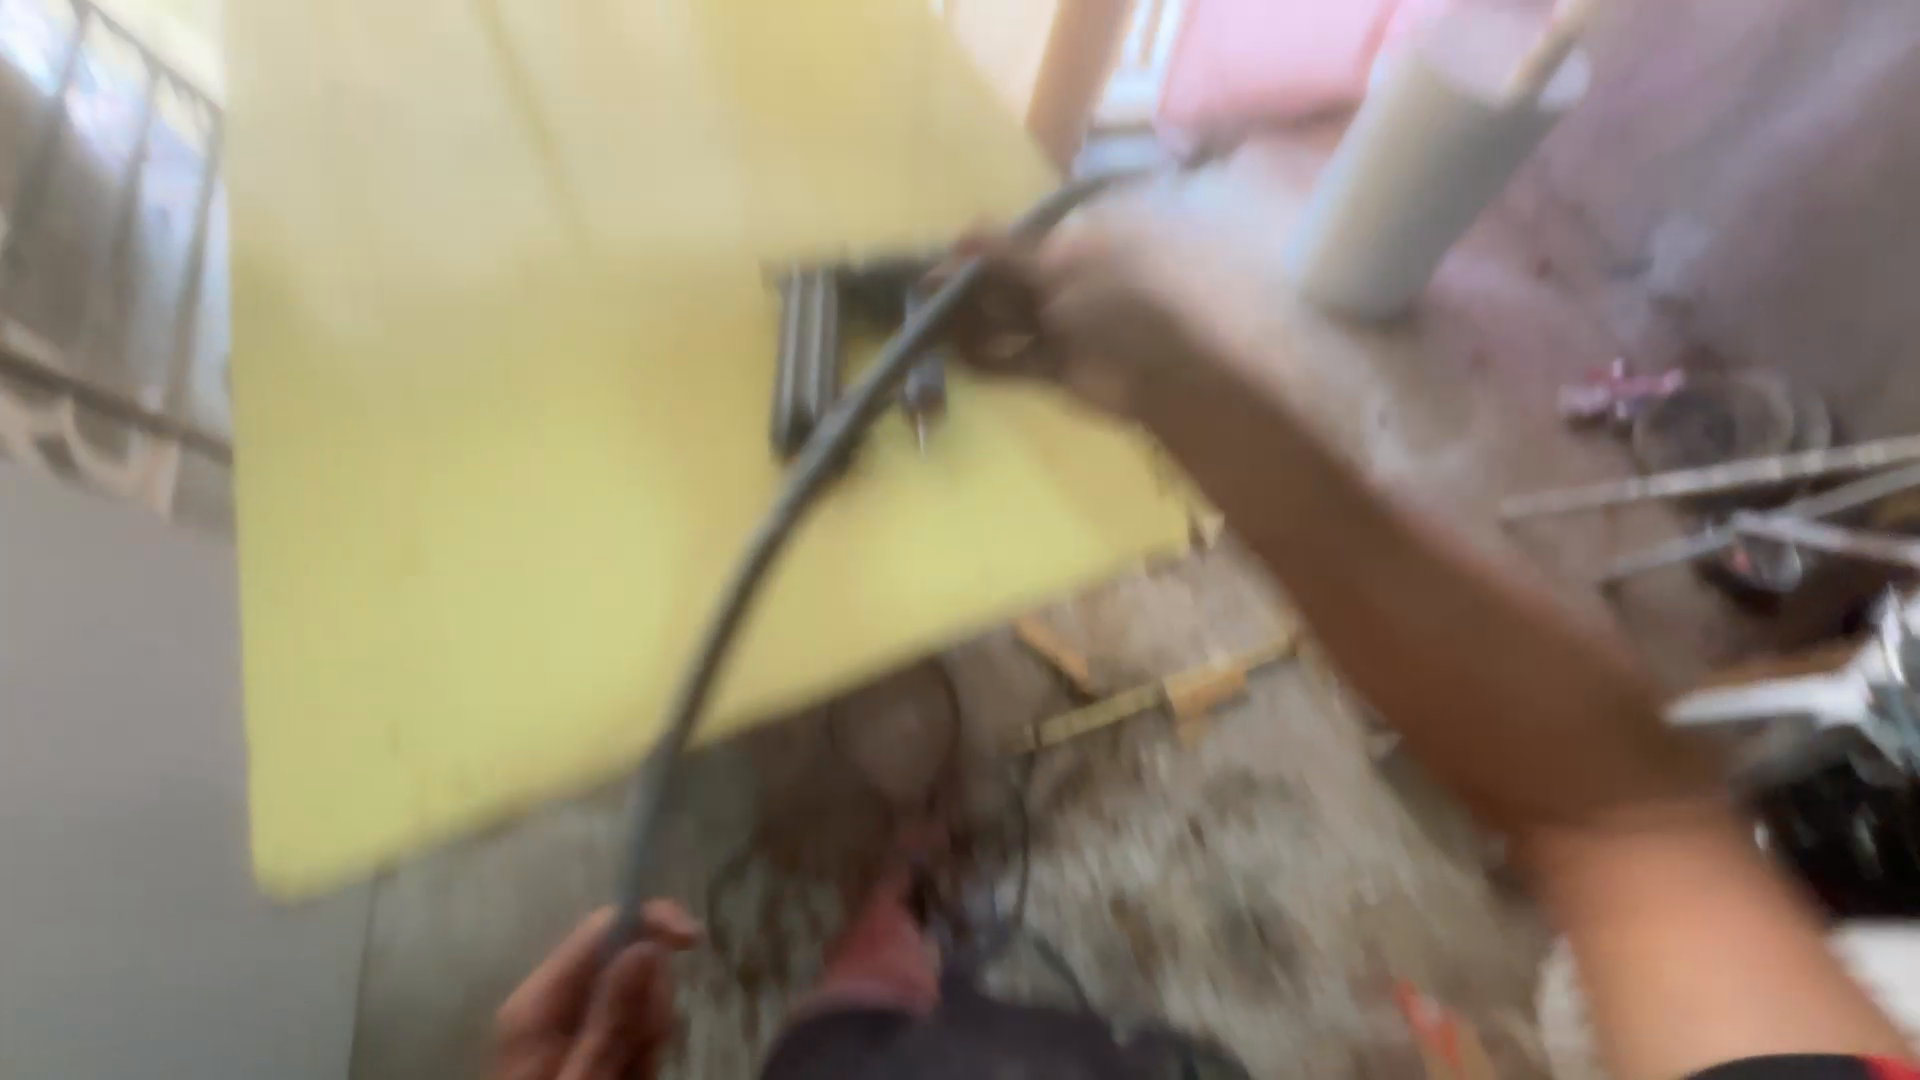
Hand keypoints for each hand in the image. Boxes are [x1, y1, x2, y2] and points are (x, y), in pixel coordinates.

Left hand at [493, 902, 699, 1079]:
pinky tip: (632, 1077)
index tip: (696, 942)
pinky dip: (643, 1051)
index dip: (653, 920)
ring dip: (649, 1035)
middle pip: (628, 959)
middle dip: (651, 1004)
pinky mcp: (584, 1040)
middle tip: (644, 1059)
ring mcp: (567, 1022)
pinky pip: (633, 1023)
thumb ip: (612, 1020)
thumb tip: (644, 946)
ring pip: (638, 993)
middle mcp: (550, 1001)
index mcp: (537, 1004)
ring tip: (634, 1077)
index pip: (602, 927)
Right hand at [949, 198, 1250, 419]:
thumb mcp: (1064, 266)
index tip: (943, 260)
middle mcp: (1061, 291)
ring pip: (1002, 327)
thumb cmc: (1120, 302)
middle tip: (925, 296)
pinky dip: (985, 364)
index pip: (1012, 250)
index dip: (978, 255)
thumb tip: (963, 233)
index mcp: (1069, 254)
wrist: (1166, 369)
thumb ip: (1011, 253)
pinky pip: (1011, 365)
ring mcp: (1057, 333)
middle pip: (1003, 289)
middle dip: (967, 292)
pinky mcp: (1053, 372)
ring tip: (931, 328)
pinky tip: (957, 360)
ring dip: (969, 328)